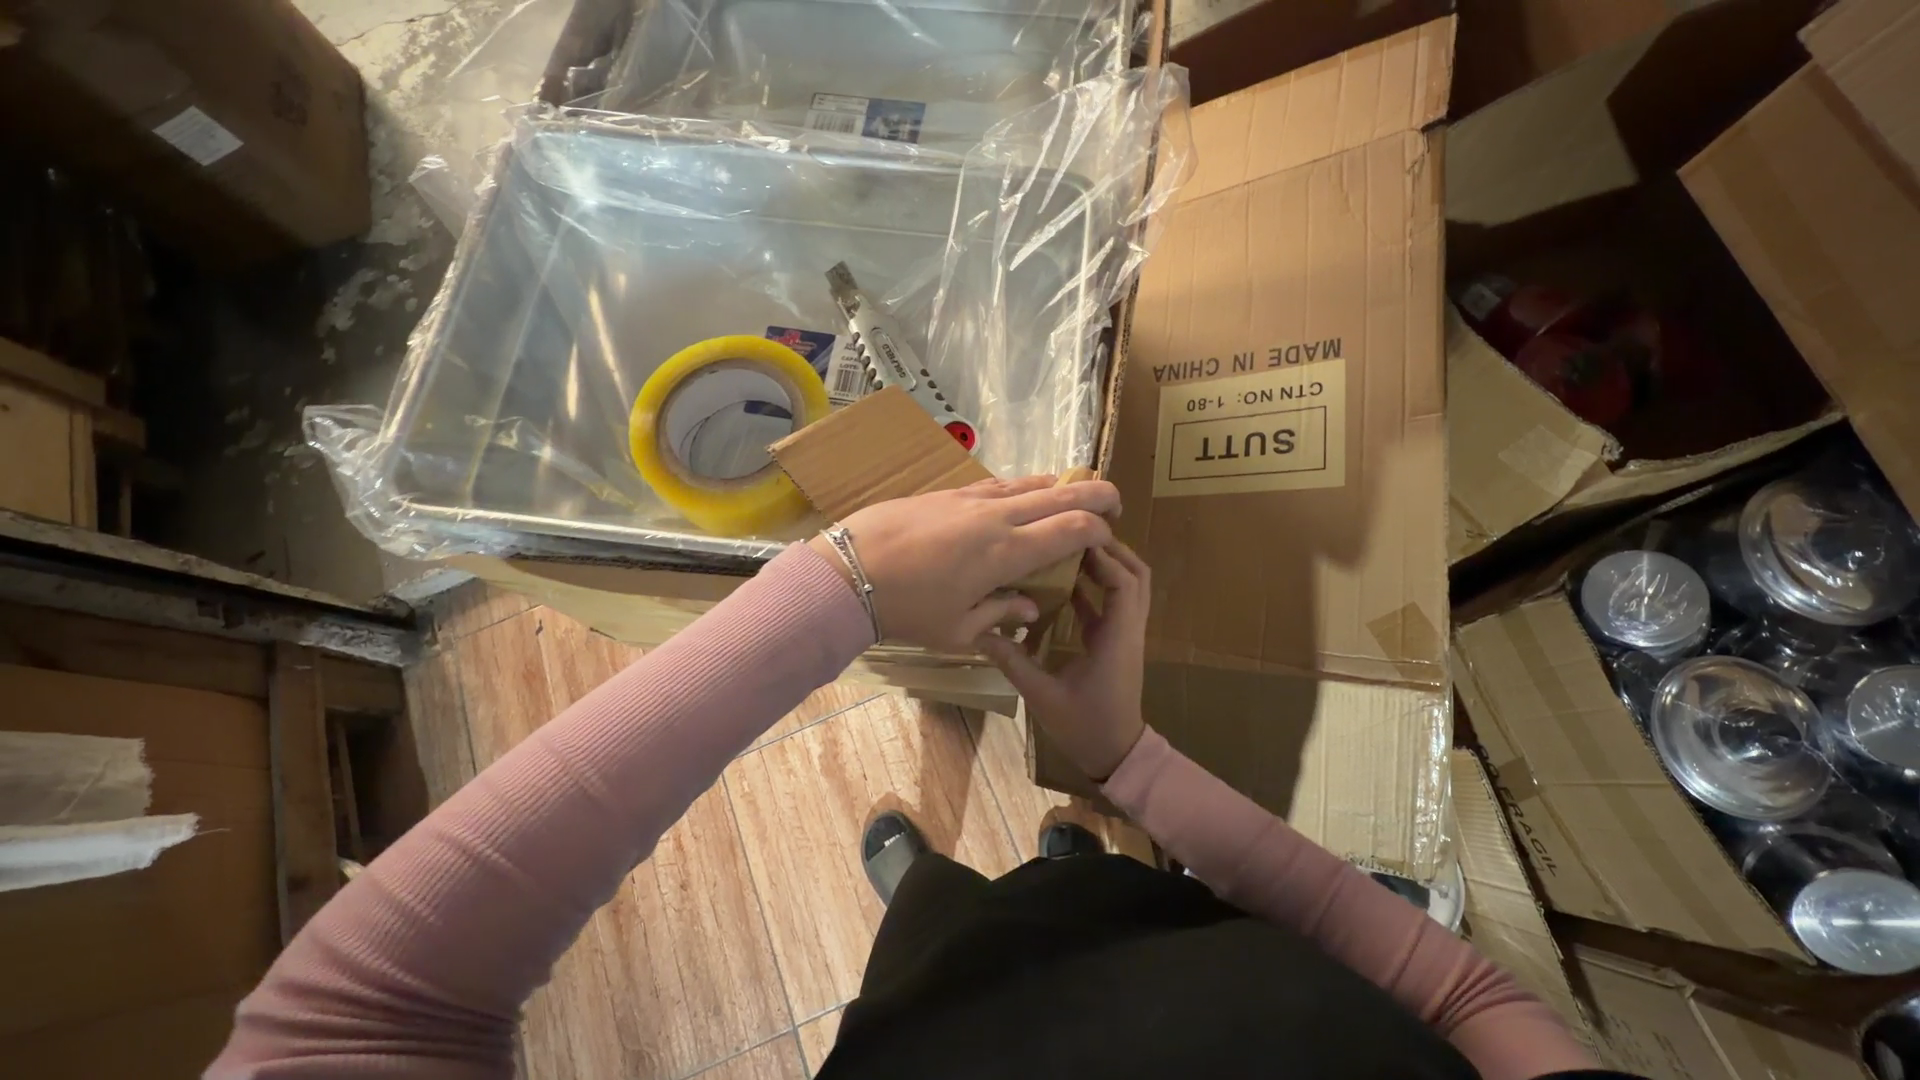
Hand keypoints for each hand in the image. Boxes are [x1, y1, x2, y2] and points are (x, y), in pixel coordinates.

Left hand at [807, 475, 1118, 650]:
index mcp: (1006, 553)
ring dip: (1058, 486)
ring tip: (1071, 496)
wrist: (849, 571)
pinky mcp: (948, 492)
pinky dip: (1022, 488)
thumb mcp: (957, 630)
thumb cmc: (906, 609)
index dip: (1099, 528)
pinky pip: (998, 484)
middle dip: (1096, 493)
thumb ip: (1001, 615)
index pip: (1071, 528)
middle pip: (1060, 492)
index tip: (1108, 536)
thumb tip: (1031, 607)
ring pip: (1029, 482)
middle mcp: (997, 517)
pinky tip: (1020, 498)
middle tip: (1114, 500)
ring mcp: (971, 499)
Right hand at [976, 542, 1149, 781]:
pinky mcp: (1117, 643)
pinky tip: (1063, 582)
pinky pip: (1114, 604)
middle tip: (1073, 535)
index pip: (1123, 583)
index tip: (1071, 537)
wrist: (1115, 755)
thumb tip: (980, 632)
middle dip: (1110, 550)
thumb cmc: (1084, 727)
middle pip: (1136, 575)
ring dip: (1107, 565)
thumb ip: (1013, 661)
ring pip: (1130, 587)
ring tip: (1068, 549)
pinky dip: (1096, 588)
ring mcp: (1126, 636)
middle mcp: (1128, 630)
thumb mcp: (1042, 695)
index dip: (1102, 556)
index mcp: (1117, 639)